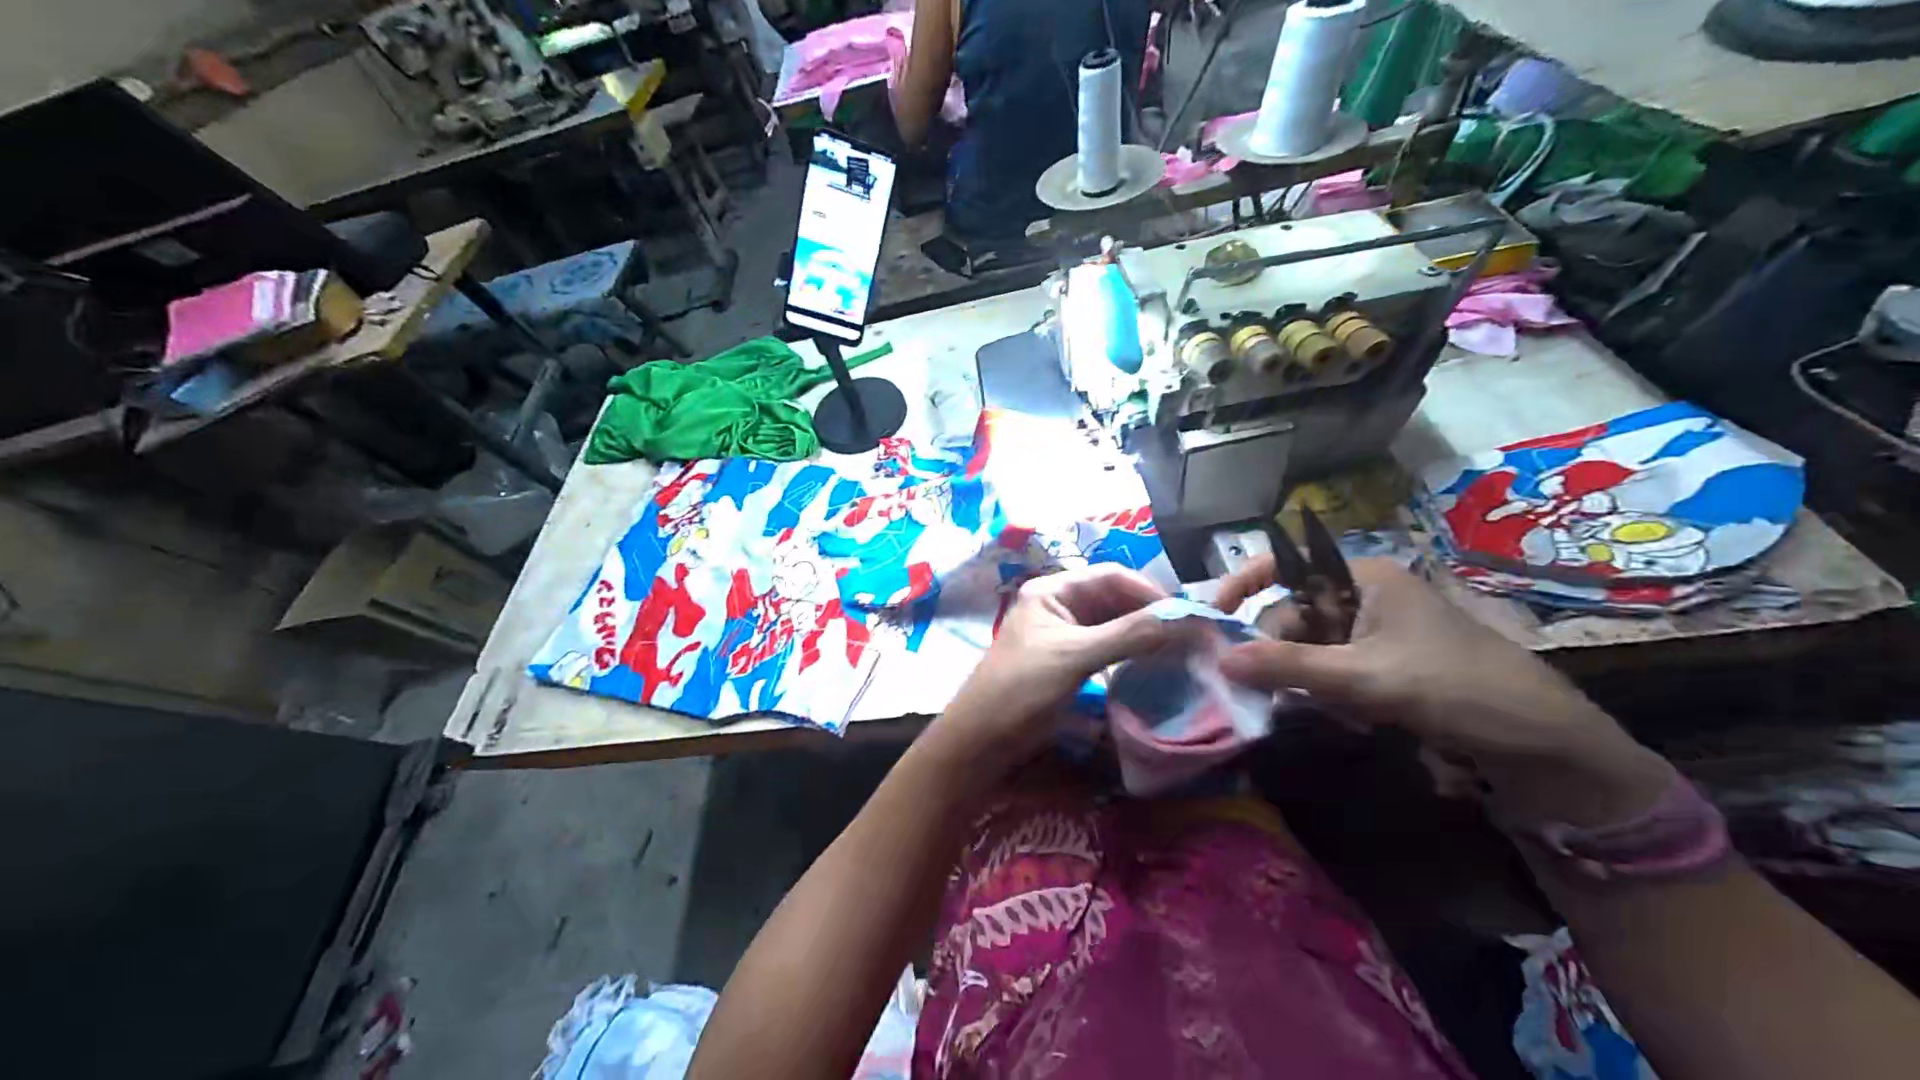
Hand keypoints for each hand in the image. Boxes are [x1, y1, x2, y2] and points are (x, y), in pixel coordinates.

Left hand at [933, 564, 1171, 766]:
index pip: (1111, 576)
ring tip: (1179, 651)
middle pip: (1114, 598)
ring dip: (1143, 634)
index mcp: (1051, 591)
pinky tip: (1153, 666)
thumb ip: (1128, 635)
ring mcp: (1062, 634)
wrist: (981, 741)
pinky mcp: (1068, 662)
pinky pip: (1107, 648)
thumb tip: (1184, 620)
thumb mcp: (1074, 657)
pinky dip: (1130, 653)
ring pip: (1113, 624)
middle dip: (1150, 613)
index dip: (1150, 591)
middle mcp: (1058, 605)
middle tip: (1189, 636)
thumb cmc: (1020, 690)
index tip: (1186, 616)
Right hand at [1216, 557, 1673, 825]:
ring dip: (1306, 681)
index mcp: (1362, 578)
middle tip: (1269, 692)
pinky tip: (1353, 719)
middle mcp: (1363, 596)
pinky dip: (1328, 694)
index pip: (1282, 567)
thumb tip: (1219, 659)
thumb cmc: (1458, 688)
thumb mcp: (1367, 677)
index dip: (1240, 586)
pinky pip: (1330, 671)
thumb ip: (1290, 666)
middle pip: (1290, 615)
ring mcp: (1373, 631)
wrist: (1545, 743)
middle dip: (1278, 653)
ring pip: (1308, 648)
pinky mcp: (1383, 664)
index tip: (1211, 618)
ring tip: (1333, 711)